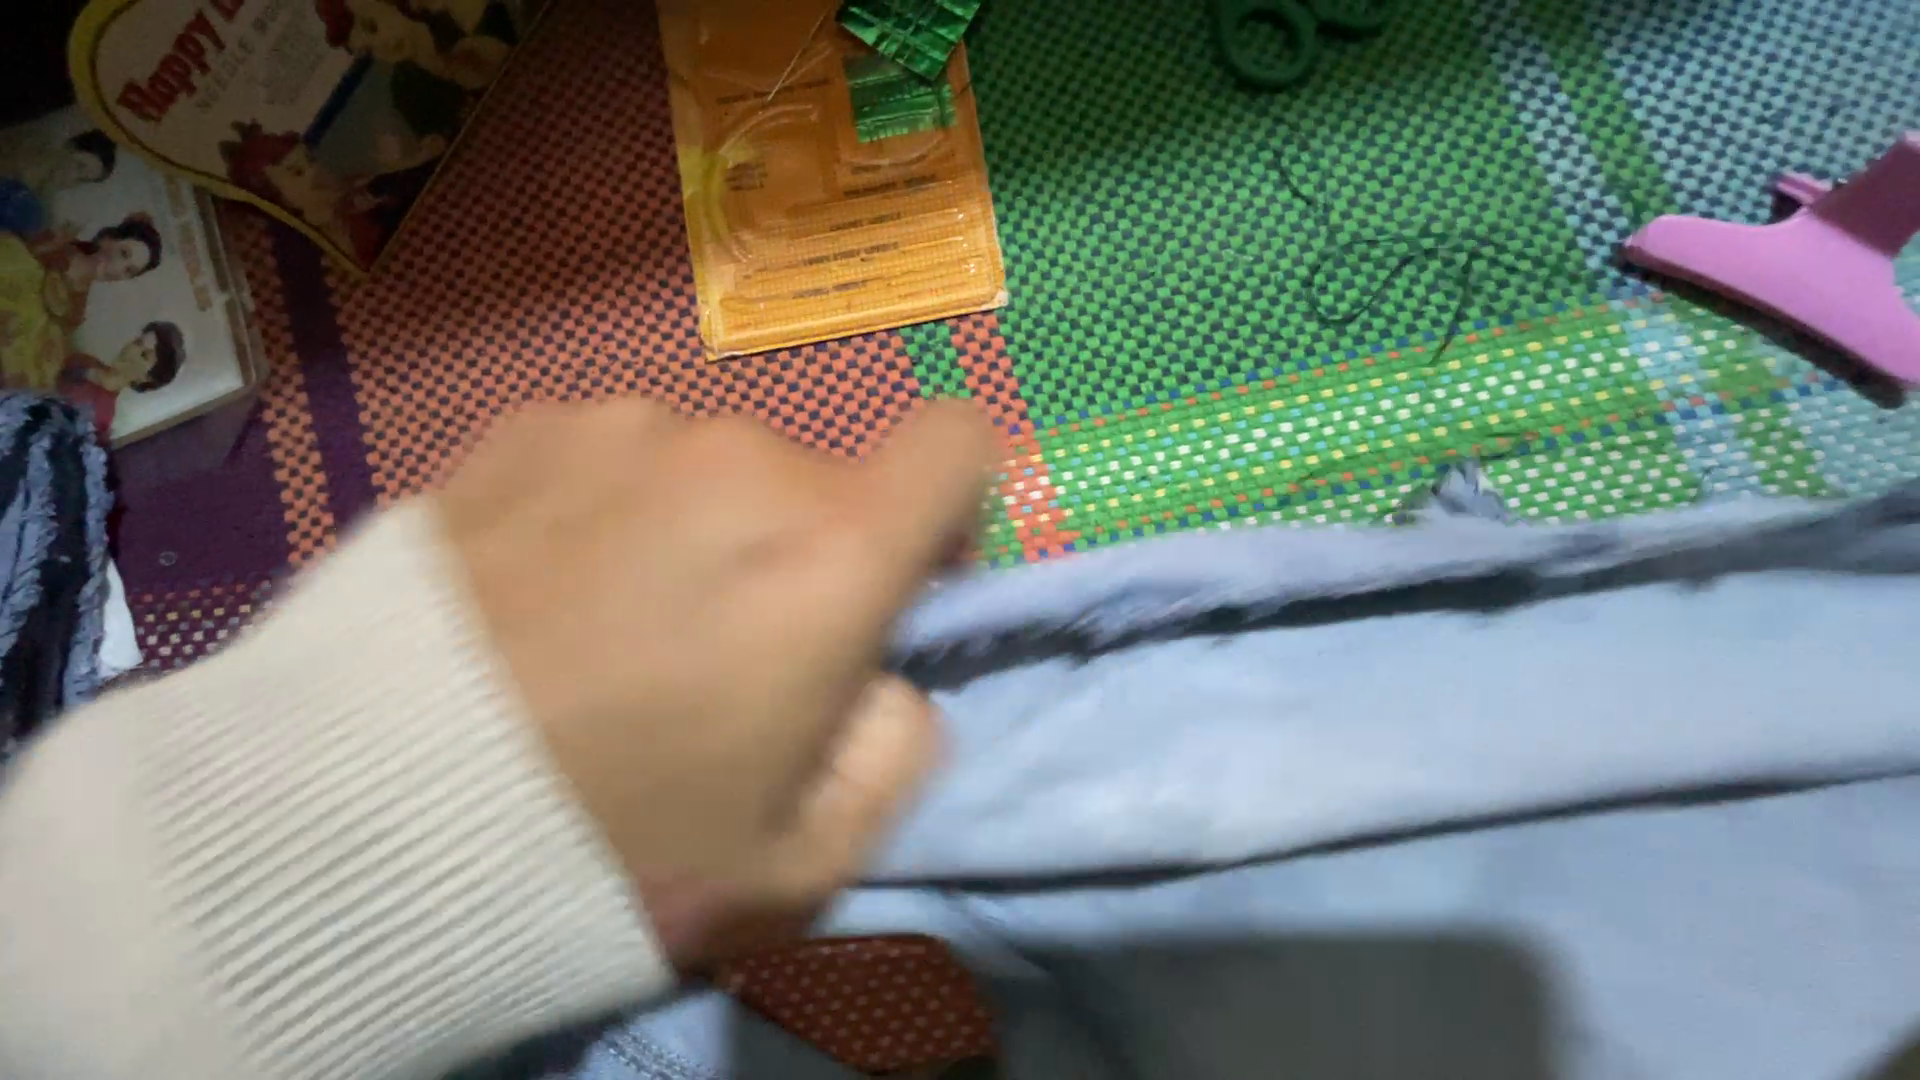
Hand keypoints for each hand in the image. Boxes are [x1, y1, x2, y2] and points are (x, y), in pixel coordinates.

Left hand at [436, 399, 997, 968]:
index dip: (954, 498)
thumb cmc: (616, 845)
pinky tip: (548, 584)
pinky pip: (628, 454)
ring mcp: (632, 428)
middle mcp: (745, 461)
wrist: (353, 825)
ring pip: (726, 469)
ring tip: (618, 620)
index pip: (955, 444)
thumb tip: (892, 673)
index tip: (908, 566)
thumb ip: (899, 746)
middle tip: (726, 646)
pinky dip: (620, 506)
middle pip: (829, 484)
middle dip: (809, 553)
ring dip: (710, 529)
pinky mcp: (535, 424)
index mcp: (830, 555)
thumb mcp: (804, 857)